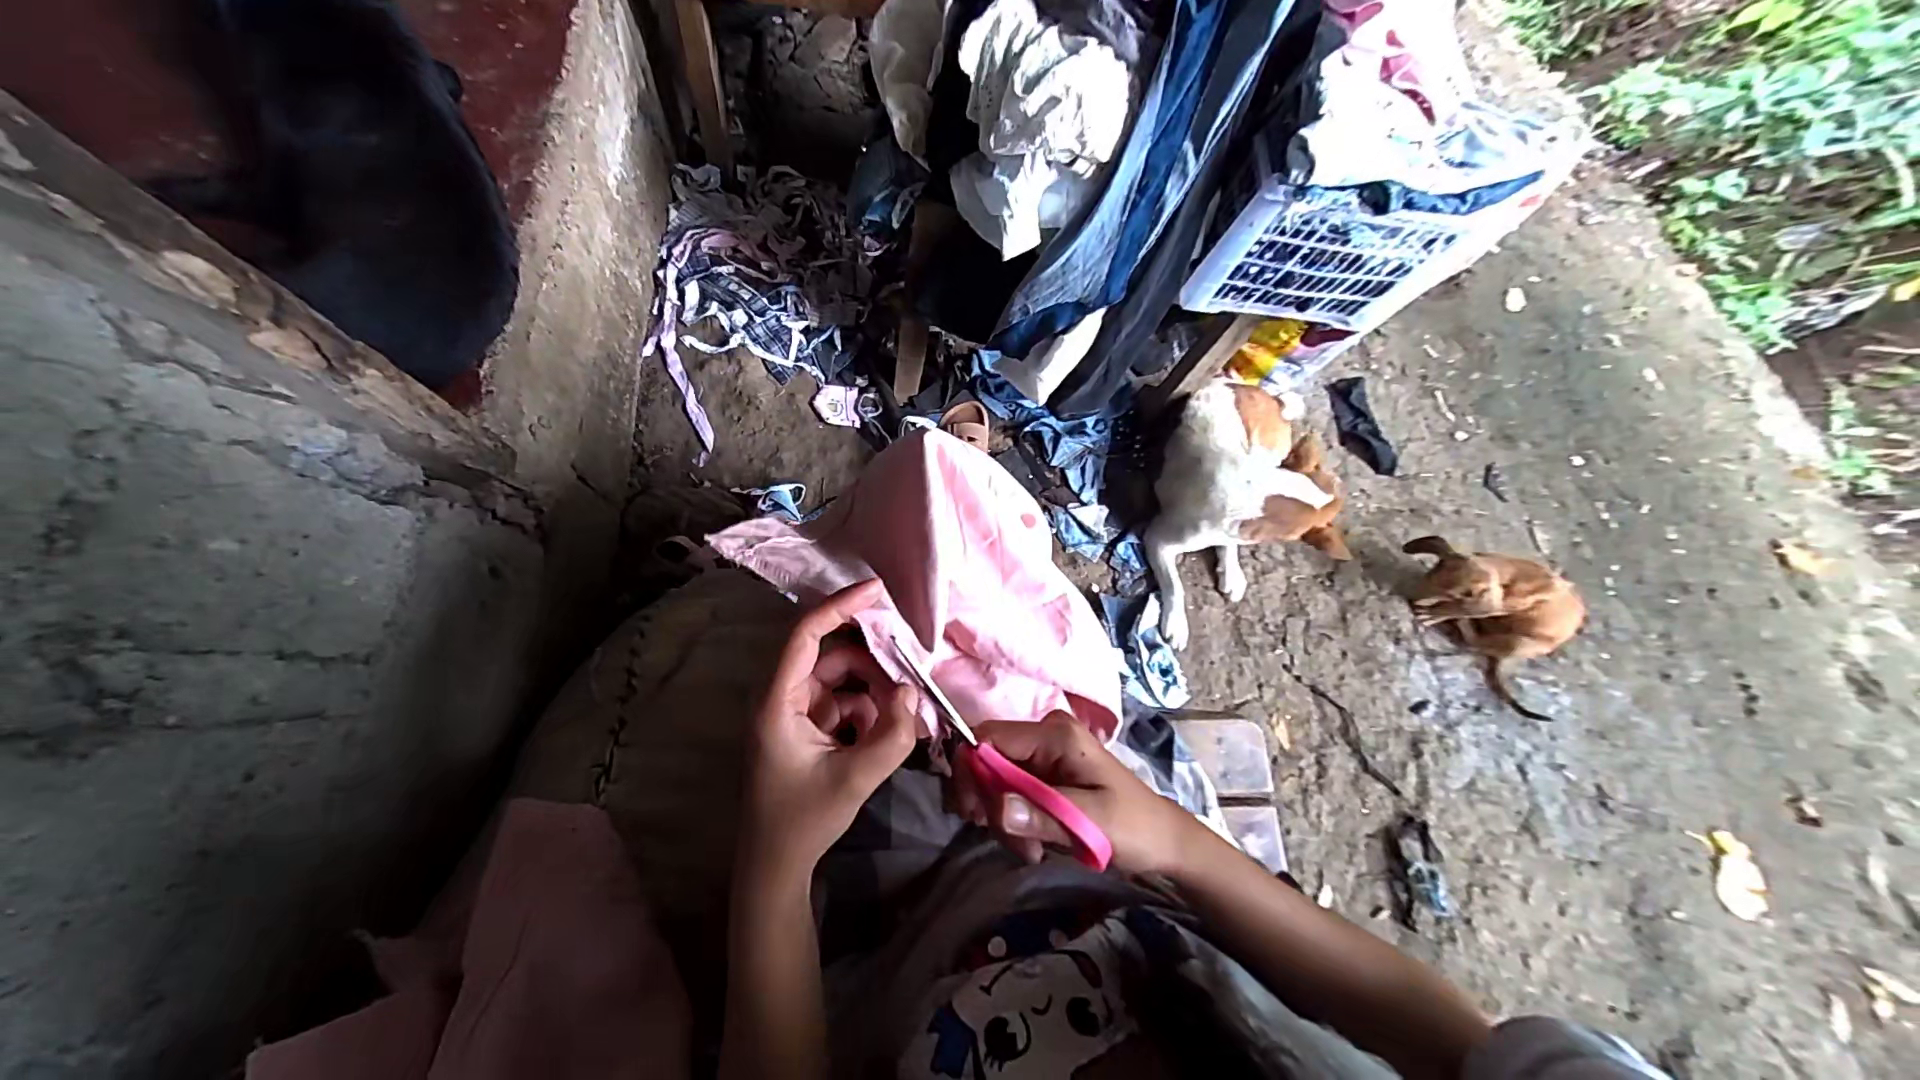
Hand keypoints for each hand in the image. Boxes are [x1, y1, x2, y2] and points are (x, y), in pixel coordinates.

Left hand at [740, 580, 919, 880]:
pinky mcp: (807, 726)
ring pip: (841, 677)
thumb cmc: (802, 821)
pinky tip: (888, 730)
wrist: (775, 866)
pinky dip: (868, 707)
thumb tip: (911, 693)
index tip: (877, 590)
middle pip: (831, 655)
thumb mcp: (854, 779)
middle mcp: (782, 697)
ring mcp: (794, 711)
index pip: (805, 634)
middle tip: (910, 672)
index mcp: (777, 701)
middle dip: (872, 661)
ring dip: (873, 687)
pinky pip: (843, 700)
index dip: (839, 606)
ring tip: (902, 712)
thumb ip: (891, 736)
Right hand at [948, 712, 1204, 874]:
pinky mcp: (1043, 770)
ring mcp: (1043, 751)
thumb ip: (1043, 815)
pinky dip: (1012, 817)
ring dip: (1002, 817)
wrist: (1163, 839)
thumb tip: (997, 807)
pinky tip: (1032, 842)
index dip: (972, 771)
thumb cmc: (1133, 827)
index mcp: (1056, 735)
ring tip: (1030, 849)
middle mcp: (1045, 734)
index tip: (977, 814)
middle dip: (990, 803)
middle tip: (1014, 842)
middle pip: (986, 757)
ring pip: (993, 777)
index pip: (988, 736)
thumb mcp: (1091, 823)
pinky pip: (1008, 788)